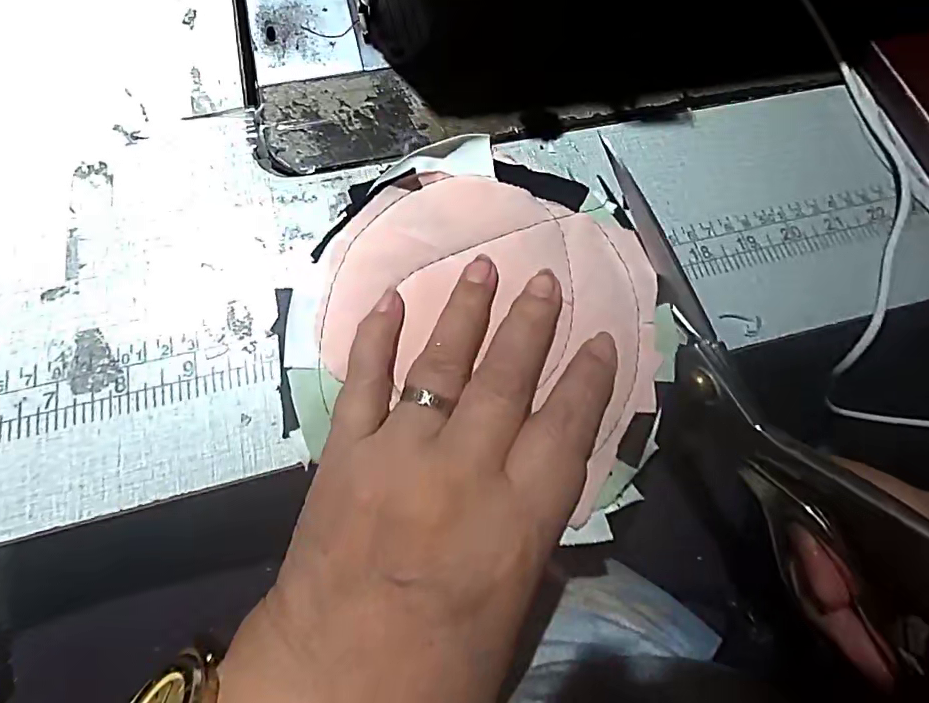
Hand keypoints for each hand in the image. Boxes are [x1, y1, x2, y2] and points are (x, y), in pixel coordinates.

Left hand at [219, 255, 618, 702]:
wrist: (327, 692)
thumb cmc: (438, 665)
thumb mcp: (516, 600)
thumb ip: (533, 523)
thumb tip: (548, 469)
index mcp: (514, 520)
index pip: (566, 427)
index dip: (588, 378)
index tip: (601, 338)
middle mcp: (461, 475)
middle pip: (505, 380)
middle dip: (530, 323)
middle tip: (545, 278)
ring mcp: (397, 458)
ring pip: (440, 368)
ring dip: (464, 312)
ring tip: (481, 267)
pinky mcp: (344, 457)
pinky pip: (363, 384)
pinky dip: (375, 339)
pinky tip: (390, 300)